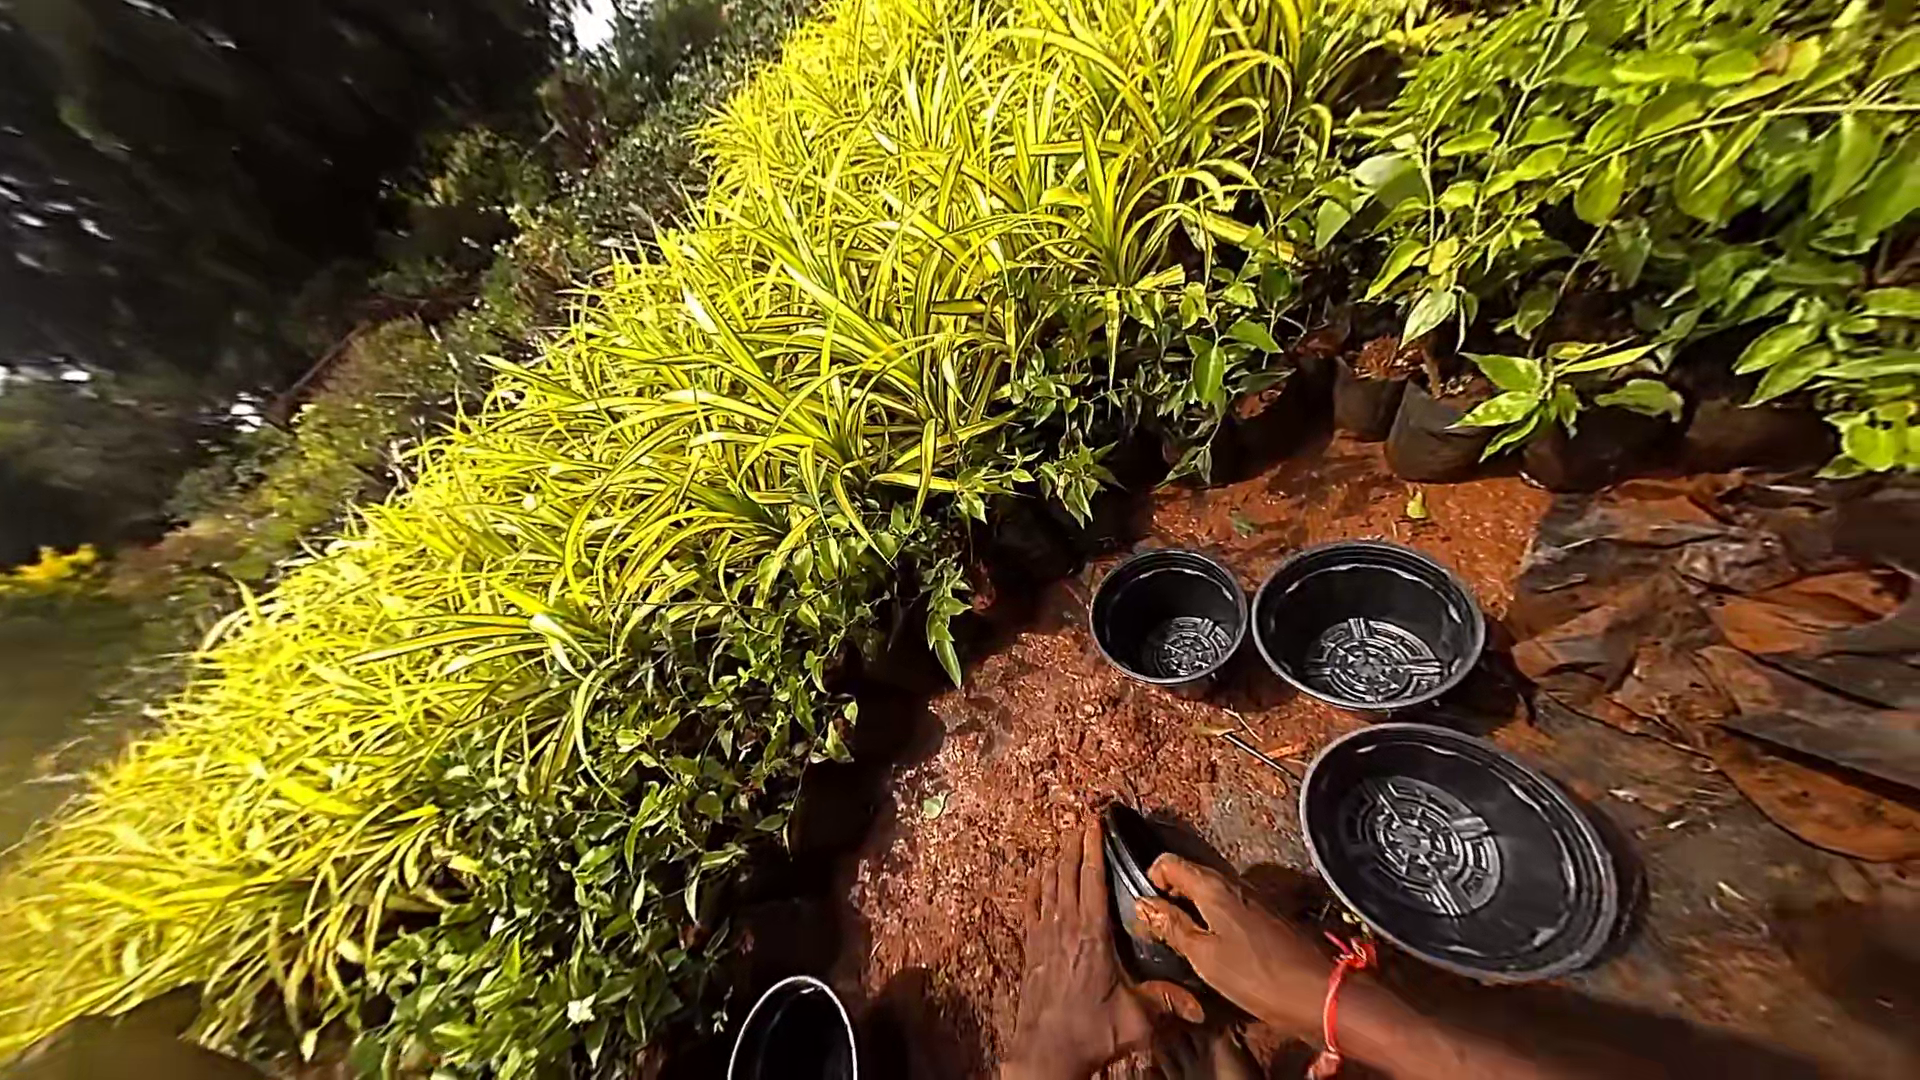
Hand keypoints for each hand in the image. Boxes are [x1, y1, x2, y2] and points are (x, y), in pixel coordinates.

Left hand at [1001, 820, 1199, 1079]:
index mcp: (1092, 932)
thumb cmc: (1092, 1031)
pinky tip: (1035, 873)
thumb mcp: (1136, 1020)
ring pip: (1049, 882)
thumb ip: (1166, 1004)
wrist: (1047, 1050)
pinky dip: (1034, 883)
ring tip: (1061, 839)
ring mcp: (1044, 931)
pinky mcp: (1031, 943)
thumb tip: (1201, 1007)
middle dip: (1074, 843)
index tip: (1093, 822)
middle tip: (1079, 821)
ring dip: (1055, 858)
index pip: (1092, 878)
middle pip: (1068, 871)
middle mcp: (1066, 923)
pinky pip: (1030, 903)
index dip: (1092, 847)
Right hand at [1132, 855, 1332, 1037]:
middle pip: (1186, 874)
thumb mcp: (1204, 956)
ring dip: (1191, 908)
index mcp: (1210, 885)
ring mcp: (1249, 895)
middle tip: (1164, 930)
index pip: (1166, 861)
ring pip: (1206, 890)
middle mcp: (1229, 880)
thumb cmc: (1259, 976)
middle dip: (1170, 895)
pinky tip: (1216, 947)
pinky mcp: (1263, 913)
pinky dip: (1212, 917)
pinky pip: (1225, 903)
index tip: (1150, 911)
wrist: (1323, 995)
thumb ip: (1171, 926)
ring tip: (1189, 941)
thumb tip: (1143, 906)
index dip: (1151, 881)